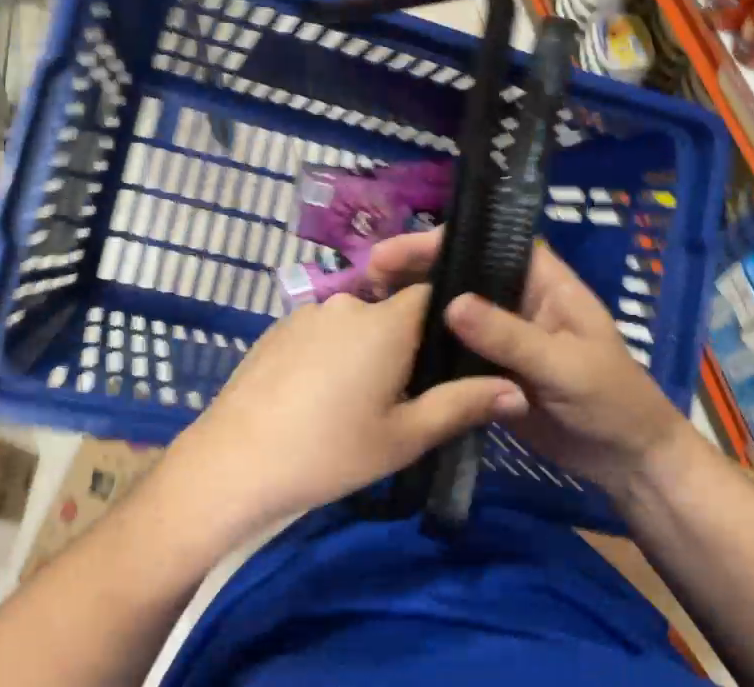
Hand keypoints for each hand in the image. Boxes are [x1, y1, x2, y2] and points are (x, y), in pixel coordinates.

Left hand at [157, 285, 527, 536]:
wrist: (236, 459)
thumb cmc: (330, 450)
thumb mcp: (404, 436)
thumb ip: (462, 405)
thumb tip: (518, 390)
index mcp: (384, 322)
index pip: (431, 294)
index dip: (449, 318)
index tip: (457, 351)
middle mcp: (346, 304)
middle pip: (392, 310)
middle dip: (405, 343)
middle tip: (406, 393)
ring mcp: (305, 314)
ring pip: (354, 323)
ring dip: (365, 350)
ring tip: (360, 400)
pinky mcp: (276, 330)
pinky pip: (320, 332)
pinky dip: (331, 354)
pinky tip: (320, 396)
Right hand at [368, 229, 692, 490]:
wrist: (626, 462)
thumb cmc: (611, 401)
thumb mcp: (565, 366)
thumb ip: (510, 337)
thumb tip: (451, 304)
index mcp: (544, 282)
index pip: (490, 243)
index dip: (447, 239)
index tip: (401, 249)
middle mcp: (516, 299)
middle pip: (462, 270)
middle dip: (417, 268)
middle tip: (370, 275)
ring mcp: (500, 334)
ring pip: (450, 307)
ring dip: (413, 303)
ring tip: (368, 303)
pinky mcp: (487, 367)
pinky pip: (450, 347)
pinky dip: (422, 343)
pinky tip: (388, 346)